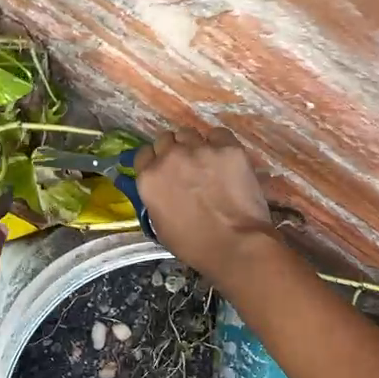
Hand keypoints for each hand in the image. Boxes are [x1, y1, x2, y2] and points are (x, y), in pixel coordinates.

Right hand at [136, 127, 280, 282]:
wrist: (235, 243)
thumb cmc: (193, 244)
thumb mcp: (158, 224)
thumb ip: (152, 197)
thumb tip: (151, 185)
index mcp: (149, 177)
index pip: (143, 153)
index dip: (153, 161)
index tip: (162, 169)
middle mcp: (170, 157)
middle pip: (165, 139)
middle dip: (172, 151)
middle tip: (184, 166)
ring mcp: (200, 149)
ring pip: (189, 133)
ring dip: (193, 144)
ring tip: (204, 160)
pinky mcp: (228, 148)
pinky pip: (218, 134)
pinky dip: (218, 142)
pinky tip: (223, 157)